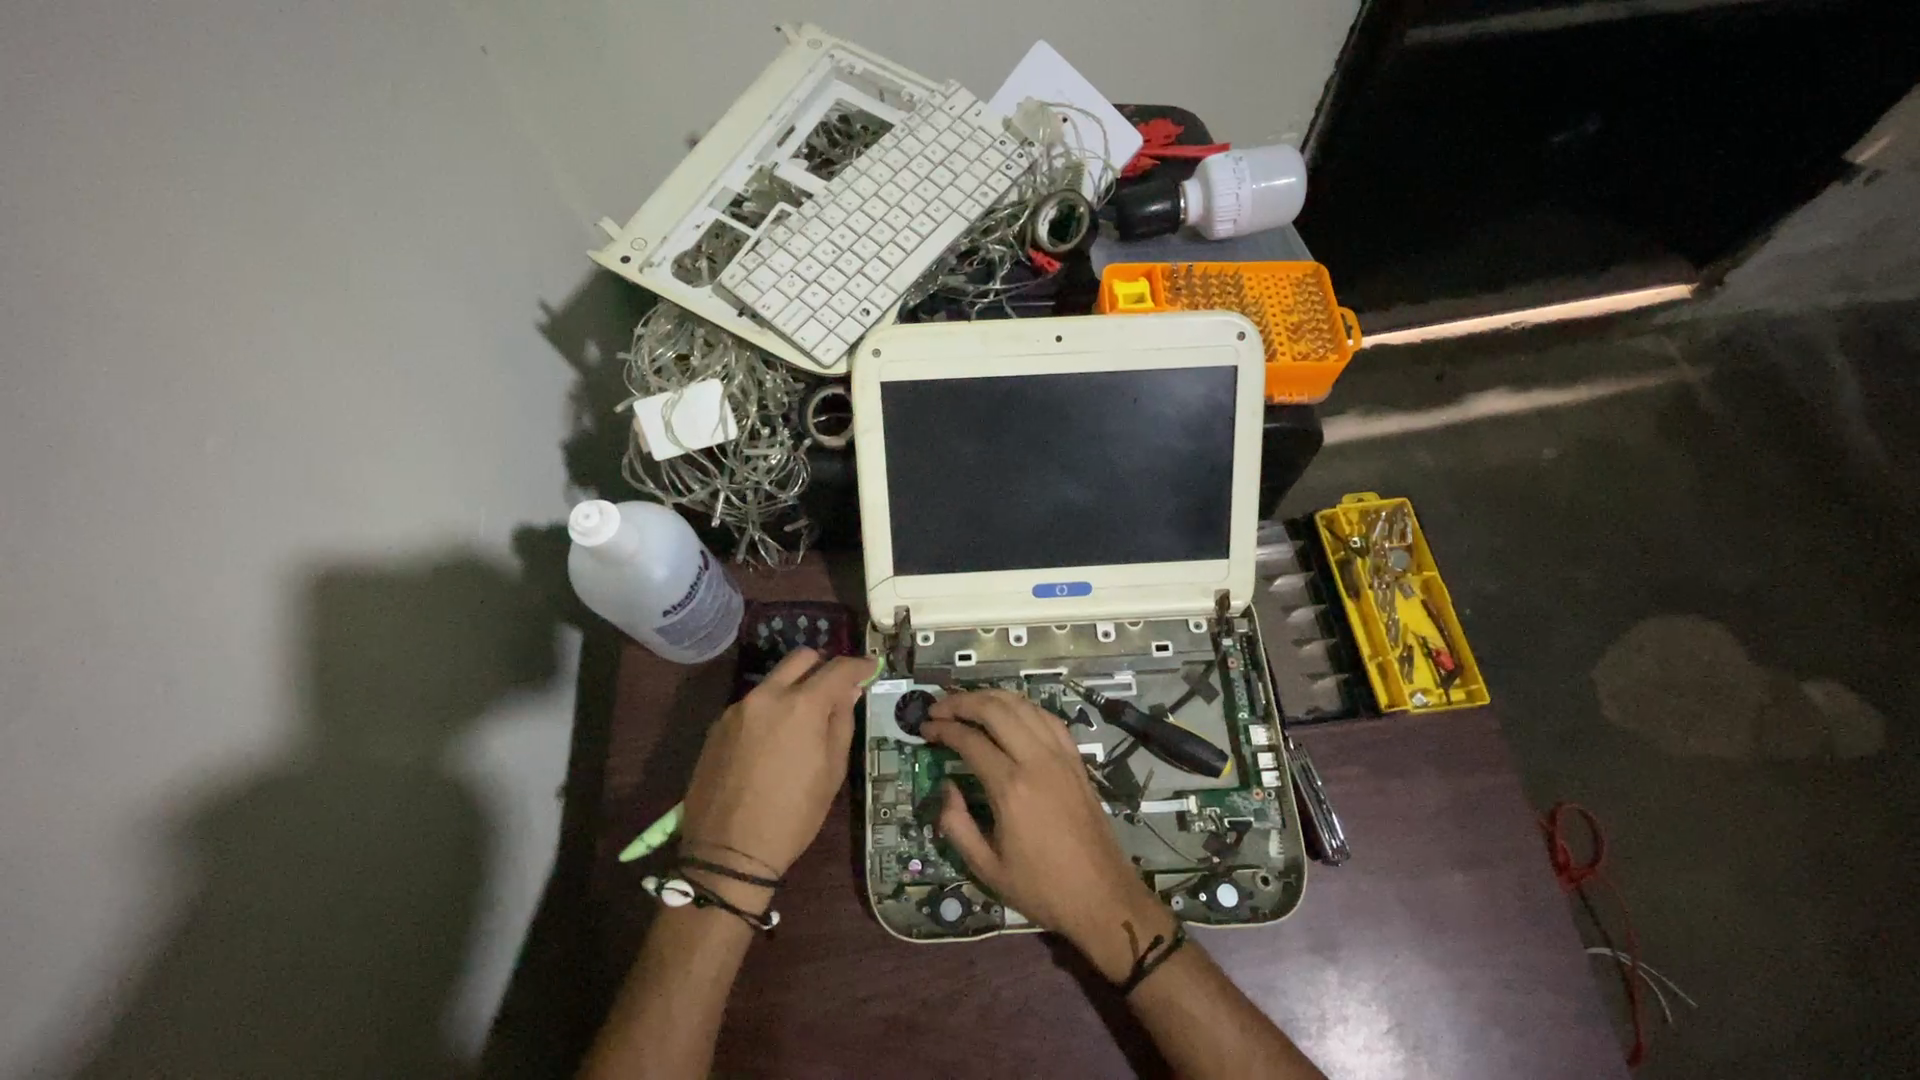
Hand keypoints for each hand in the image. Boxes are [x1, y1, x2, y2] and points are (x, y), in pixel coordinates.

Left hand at [679, 649, 872, 878]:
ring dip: (794, 689)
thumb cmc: (793, 816)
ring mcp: (737, 709)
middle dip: (823, 666)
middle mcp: (766, 696)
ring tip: (804, 721)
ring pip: (773, 680)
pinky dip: (770, 710)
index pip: (837, 668)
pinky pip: (752, 704)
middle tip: (835, 688)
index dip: (859, 665)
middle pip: (801, 658)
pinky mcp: (717, 726)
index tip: (870, 668)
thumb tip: (848, 692)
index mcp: (801, 706)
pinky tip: (773, 741)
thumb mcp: (831, 773)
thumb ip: (841, 723)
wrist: (728, 852)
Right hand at [923, 690, 1176, 979]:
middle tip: (939, 707)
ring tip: (967, 703)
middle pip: (995, 710)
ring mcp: (1061, 757)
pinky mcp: (1077, 761)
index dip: (942, 729)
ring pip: (1023, 706)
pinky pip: (1049, 719)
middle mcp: (1037, 761)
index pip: (969, 740)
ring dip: (991, 697)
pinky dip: (1024, 707)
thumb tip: (946, 787)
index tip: (924, 729)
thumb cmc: (1042, 888)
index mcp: (1010, 788)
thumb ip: (956, 825)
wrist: (1102, 897)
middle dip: (962, 702)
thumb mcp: (986, 868)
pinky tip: (1010, 712)